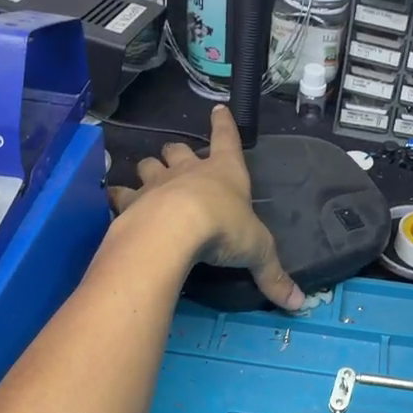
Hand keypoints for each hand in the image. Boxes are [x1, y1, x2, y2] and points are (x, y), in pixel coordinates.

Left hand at [108, 105, 305, 310]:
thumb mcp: (257, 252)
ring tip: (143, 181)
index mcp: (225, 173)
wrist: (174, 229)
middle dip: (176, 152)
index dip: (224, 125)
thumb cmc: (224, 227)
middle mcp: (189, 172)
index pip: (227, 140)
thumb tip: (299, 303)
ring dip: (147, 171)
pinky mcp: (132, 203)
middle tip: (174, 157)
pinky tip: (113, 202)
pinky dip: (116, 197)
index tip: (219, 109)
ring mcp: (157, 184)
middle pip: (178, 150)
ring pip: (148, 166)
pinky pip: (119, 195)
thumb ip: (273, 275)